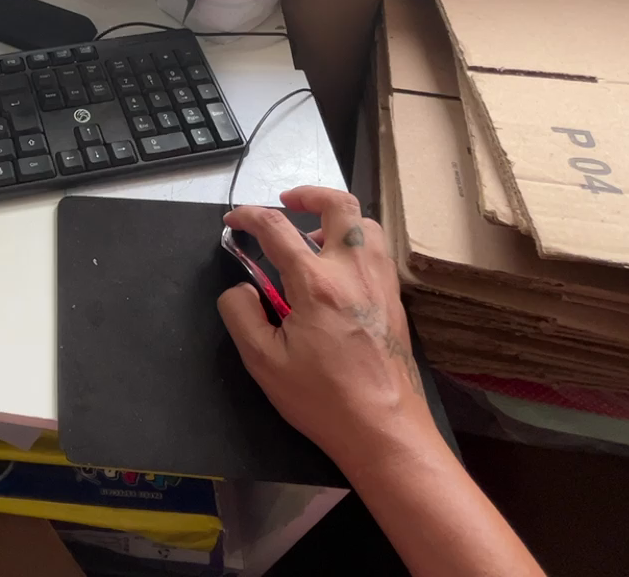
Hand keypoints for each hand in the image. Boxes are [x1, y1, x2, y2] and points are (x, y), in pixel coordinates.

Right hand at [217, 185, 438, 476]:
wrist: (386, 433)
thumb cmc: (322, 398)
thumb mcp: (262, 360)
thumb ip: (240, 313)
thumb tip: (241, 289)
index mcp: (316, 285)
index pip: (276, 229)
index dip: (248, 216)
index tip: (234, 220)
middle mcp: (353, 273)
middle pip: (340, 205)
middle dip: (308, 194)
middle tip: (286, 203)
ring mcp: (380, 285)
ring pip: (366, 224)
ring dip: (335, 218)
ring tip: (310, 237)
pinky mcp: (394, 301)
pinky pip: (377, 251)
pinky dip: (354, 242)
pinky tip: (335, 268)